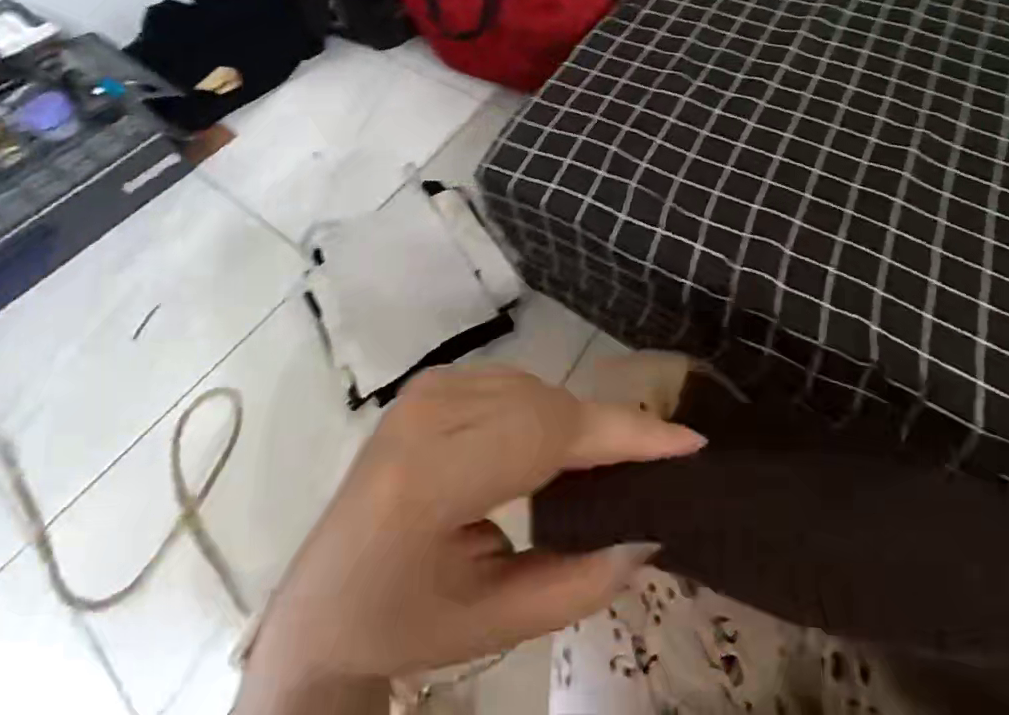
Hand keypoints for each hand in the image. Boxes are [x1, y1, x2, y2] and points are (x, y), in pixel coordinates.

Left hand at [234, 365, 704, 713]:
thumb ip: (578, 582)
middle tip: (659, 464)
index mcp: (428, 480)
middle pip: (547, 404)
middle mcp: (424, 418)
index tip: (688, 443)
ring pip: (535, 389)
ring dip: (579, 423)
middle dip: (611, 430)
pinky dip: (549, 411)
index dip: (623, 434)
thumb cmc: (401, 622)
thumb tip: (650, 535)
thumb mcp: (493, 623)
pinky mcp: (427, 388)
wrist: (320, 600)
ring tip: (614, 462)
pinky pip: (513, 385)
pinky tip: (562, 445)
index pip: (546, 433)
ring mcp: (422, 394)